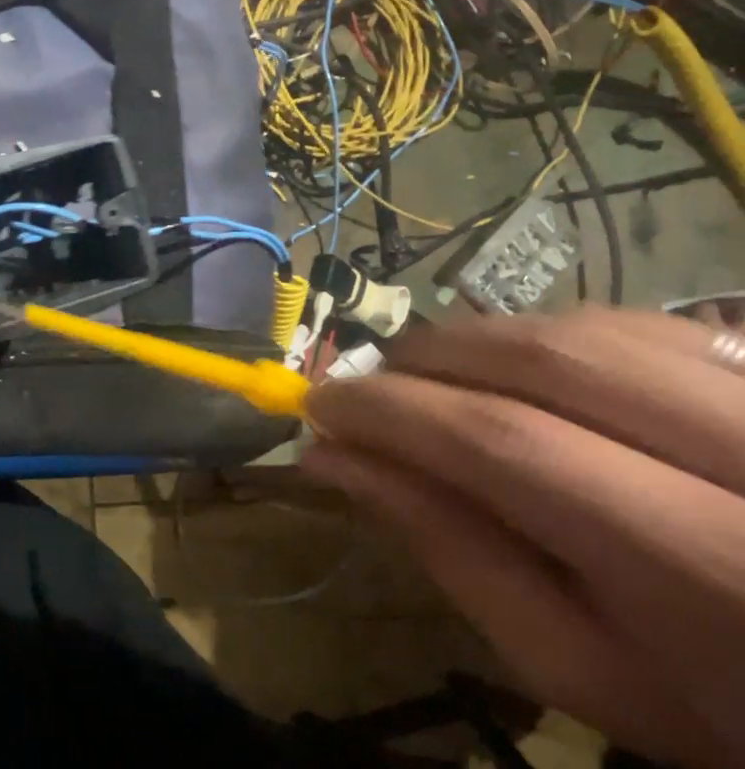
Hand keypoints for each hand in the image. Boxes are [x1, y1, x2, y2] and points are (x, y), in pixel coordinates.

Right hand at [301, 305, 744, 768]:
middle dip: (429, 359)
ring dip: (486, 342)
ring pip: (599, 330)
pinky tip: (527, 374)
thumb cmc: (709, 700)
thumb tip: (329, 456)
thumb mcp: (571, 659)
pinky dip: (562, 335)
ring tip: (435, 380)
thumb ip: (450, 550)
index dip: (392, 411)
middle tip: (369, 387)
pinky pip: (653, 326)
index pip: (505, 441)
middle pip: (552, 361)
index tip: (320, 407)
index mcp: (706, 563)